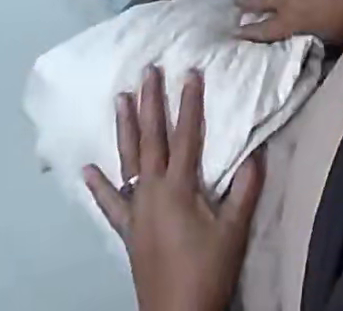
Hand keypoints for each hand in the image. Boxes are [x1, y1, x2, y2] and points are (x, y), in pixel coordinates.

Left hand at [83, 66, 261, 310]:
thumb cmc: (208, 271)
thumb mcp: (234, 230)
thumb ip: (245, 190)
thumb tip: (256, 153)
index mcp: (178, 186)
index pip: (186, 134)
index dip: (189, 102)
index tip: (190, 72)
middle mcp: (152, 190)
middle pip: (151, 137)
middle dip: (150, 102)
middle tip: (147, 71)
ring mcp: (136, 209)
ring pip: (128, 159)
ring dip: (125, 127)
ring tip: (120, 98)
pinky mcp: (127, 229)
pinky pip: (110, 203)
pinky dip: (98, 185)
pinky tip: (86, 169)